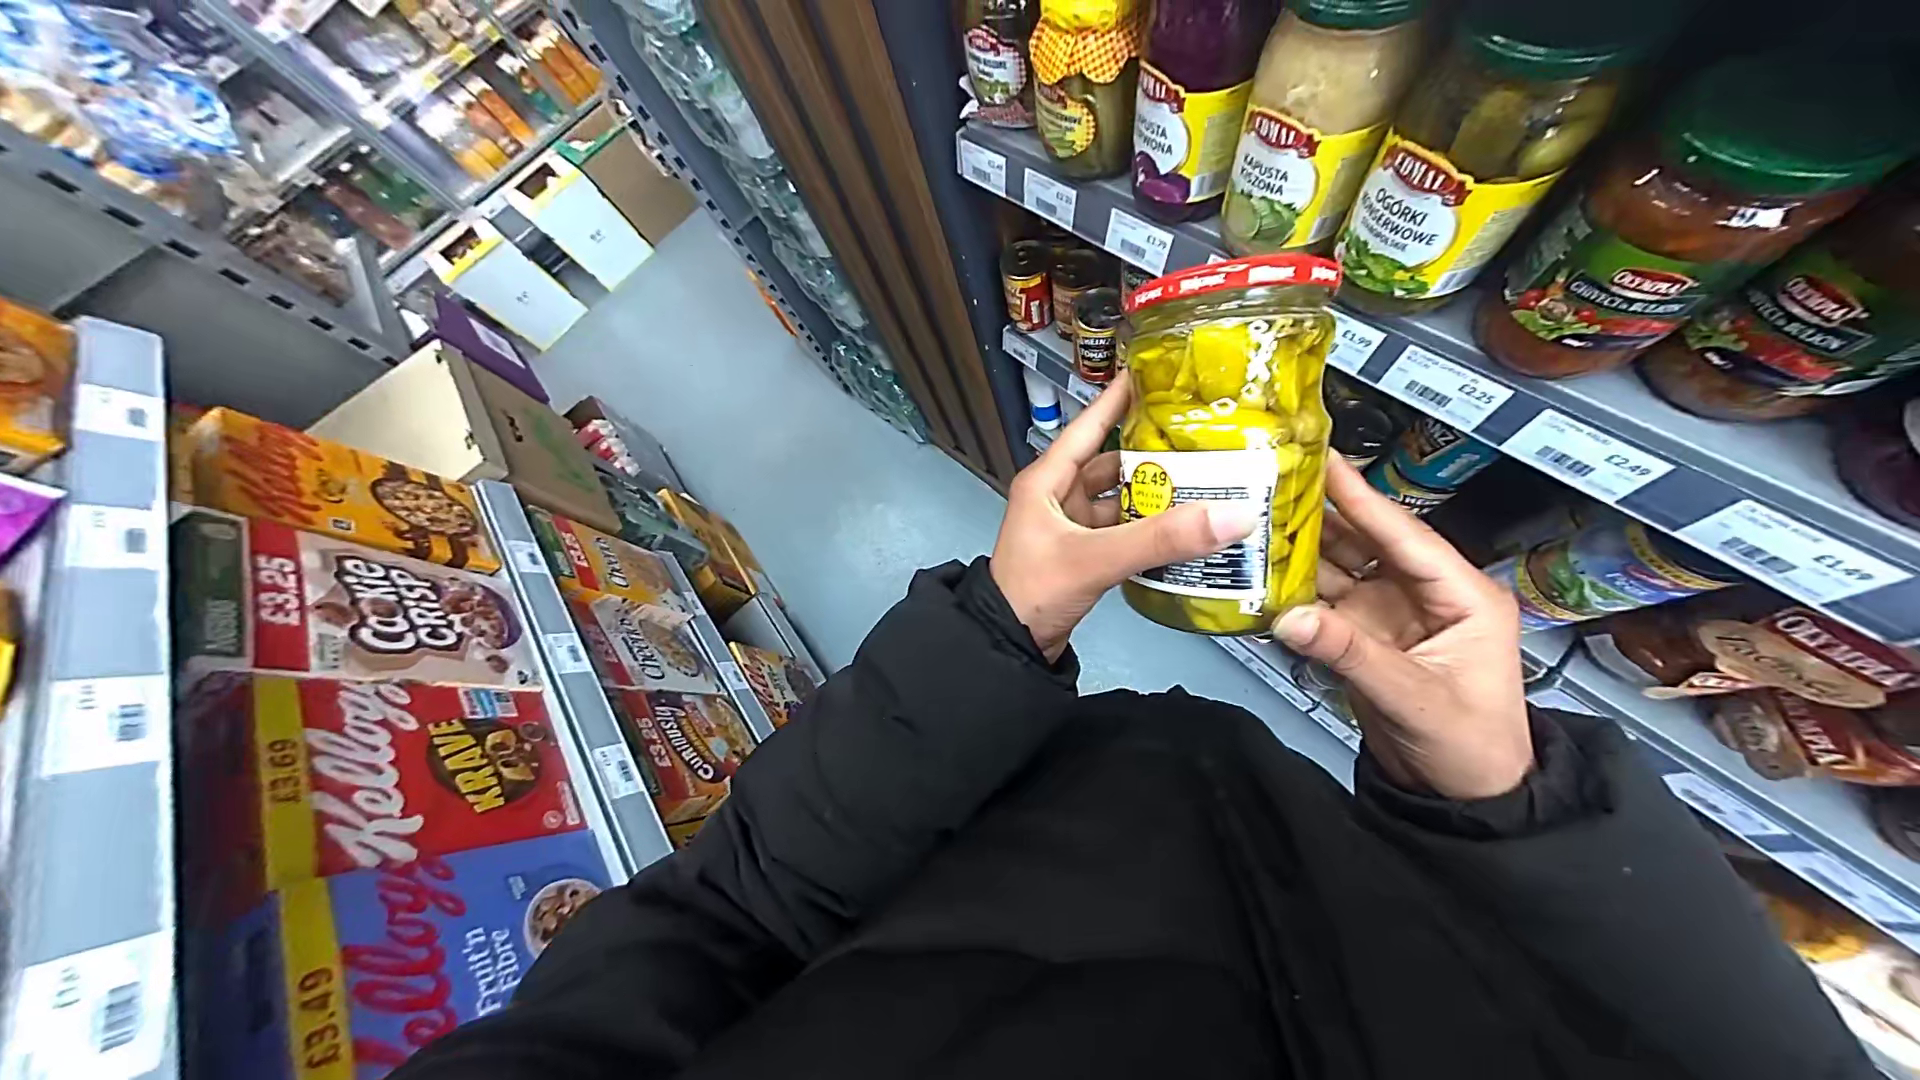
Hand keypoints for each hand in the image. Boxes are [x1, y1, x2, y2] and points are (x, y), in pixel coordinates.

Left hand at [991, 372, 1258, 661]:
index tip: (1151, 374)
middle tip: (1202, 441)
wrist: (1006, 644)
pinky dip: (1147, 528)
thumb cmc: (1032, 591)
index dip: (1117, 400)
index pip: (1088, 427)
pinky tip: (1181, 528)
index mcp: (1047, 481)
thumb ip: (1159, 539)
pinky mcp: (1082, 553)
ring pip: (1118, 499)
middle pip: (1111, 464)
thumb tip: (1231, 515)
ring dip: (1153, 495)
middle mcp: (1058, 497)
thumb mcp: (1094, 559)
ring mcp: (1070, 527)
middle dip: (1152, 455)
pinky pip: (1121, 530)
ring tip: (1205, 483)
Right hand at [1270, 457, 1532, 799]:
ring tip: (1255, 520)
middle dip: (1321, 515)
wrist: (1459, 795)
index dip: (1362, 498)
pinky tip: (1260, 574)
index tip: (1324, 461)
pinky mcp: (1360, 633)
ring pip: (1337, 568)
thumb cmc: (1467, 744)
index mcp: (1458, 594)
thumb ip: (1349, 653)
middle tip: (1273, 483)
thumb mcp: (1414, 697)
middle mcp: (1418, 592)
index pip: (1403, 535)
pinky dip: (1291, 590)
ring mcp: (1385, 612)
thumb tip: (1285, 615)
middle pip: (1364, 542)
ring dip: (1300, 549)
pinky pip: (1320, 601)